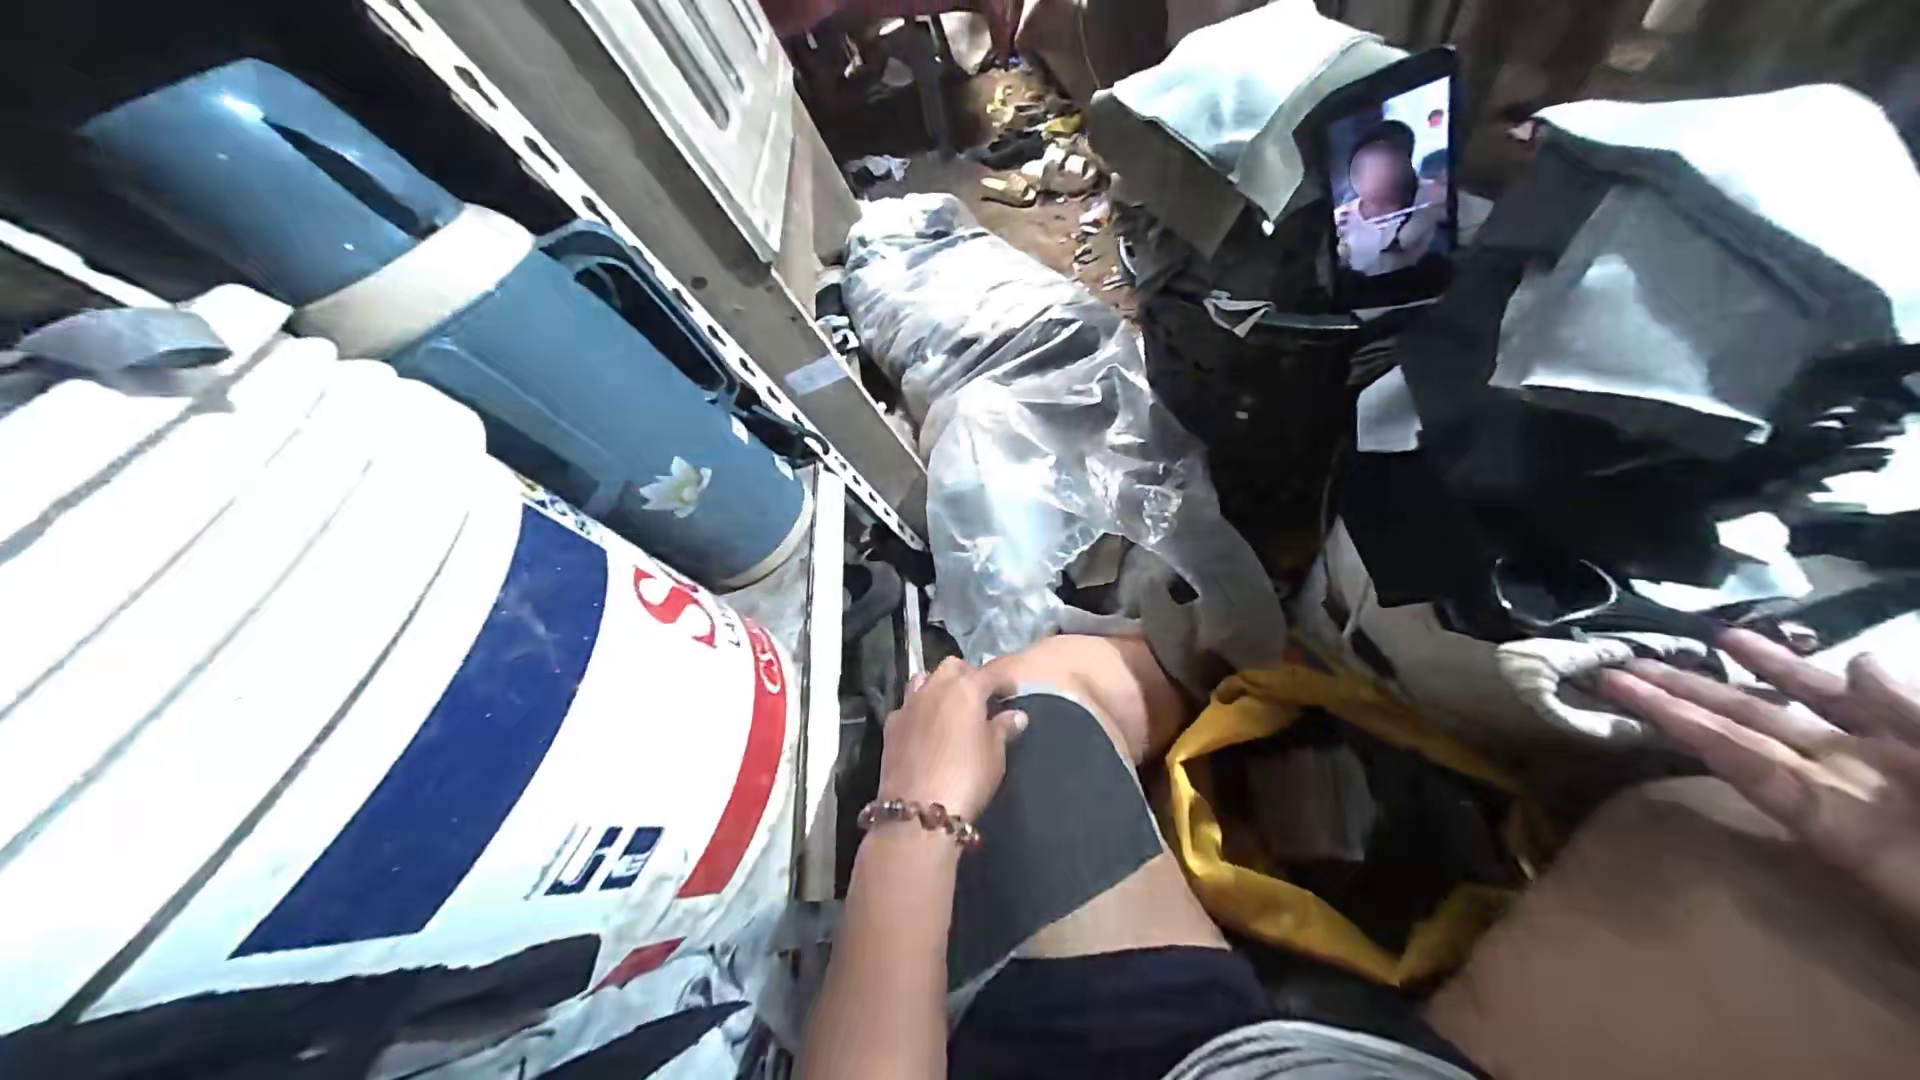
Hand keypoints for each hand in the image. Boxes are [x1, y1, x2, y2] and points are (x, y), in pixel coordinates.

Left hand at [878, 657, 1027, 821]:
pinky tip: (926, 727)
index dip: (1004, 681)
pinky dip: (919, 709)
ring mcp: (908, 704)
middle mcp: (935, 688)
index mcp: (965, 688)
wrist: (917, 810)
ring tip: (951, 707)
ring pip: (925, 679)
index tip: (1013, 692)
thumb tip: (1014, 715)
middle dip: (968, 675)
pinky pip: (908, 705)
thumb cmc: (966, 777)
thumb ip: (1003, 729)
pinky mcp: (891, 725)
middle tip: (980, 698)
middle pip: (952, 667)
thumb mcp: (995, 755)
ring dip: (939, 686)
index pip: (990, 673)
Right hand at [1597, 628, 1919, 921]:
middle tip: (1629, 661)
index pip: (1819, 692)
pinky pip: (1757, 778)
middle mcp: (1849, 761)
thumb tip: (1858, 661)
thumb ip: (1913, 711)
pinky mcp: (1822, 829)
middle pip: (1752, 713)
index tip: (1722, 636)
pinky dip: (1711, 746)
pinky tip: (1676, 722)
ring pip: (1733, 737)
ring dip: (1672, 707)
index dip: (1771, 663)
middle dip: (1689, 684)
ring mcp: (1831, 793)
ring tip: (1618, 681)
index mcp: (1896, 739)